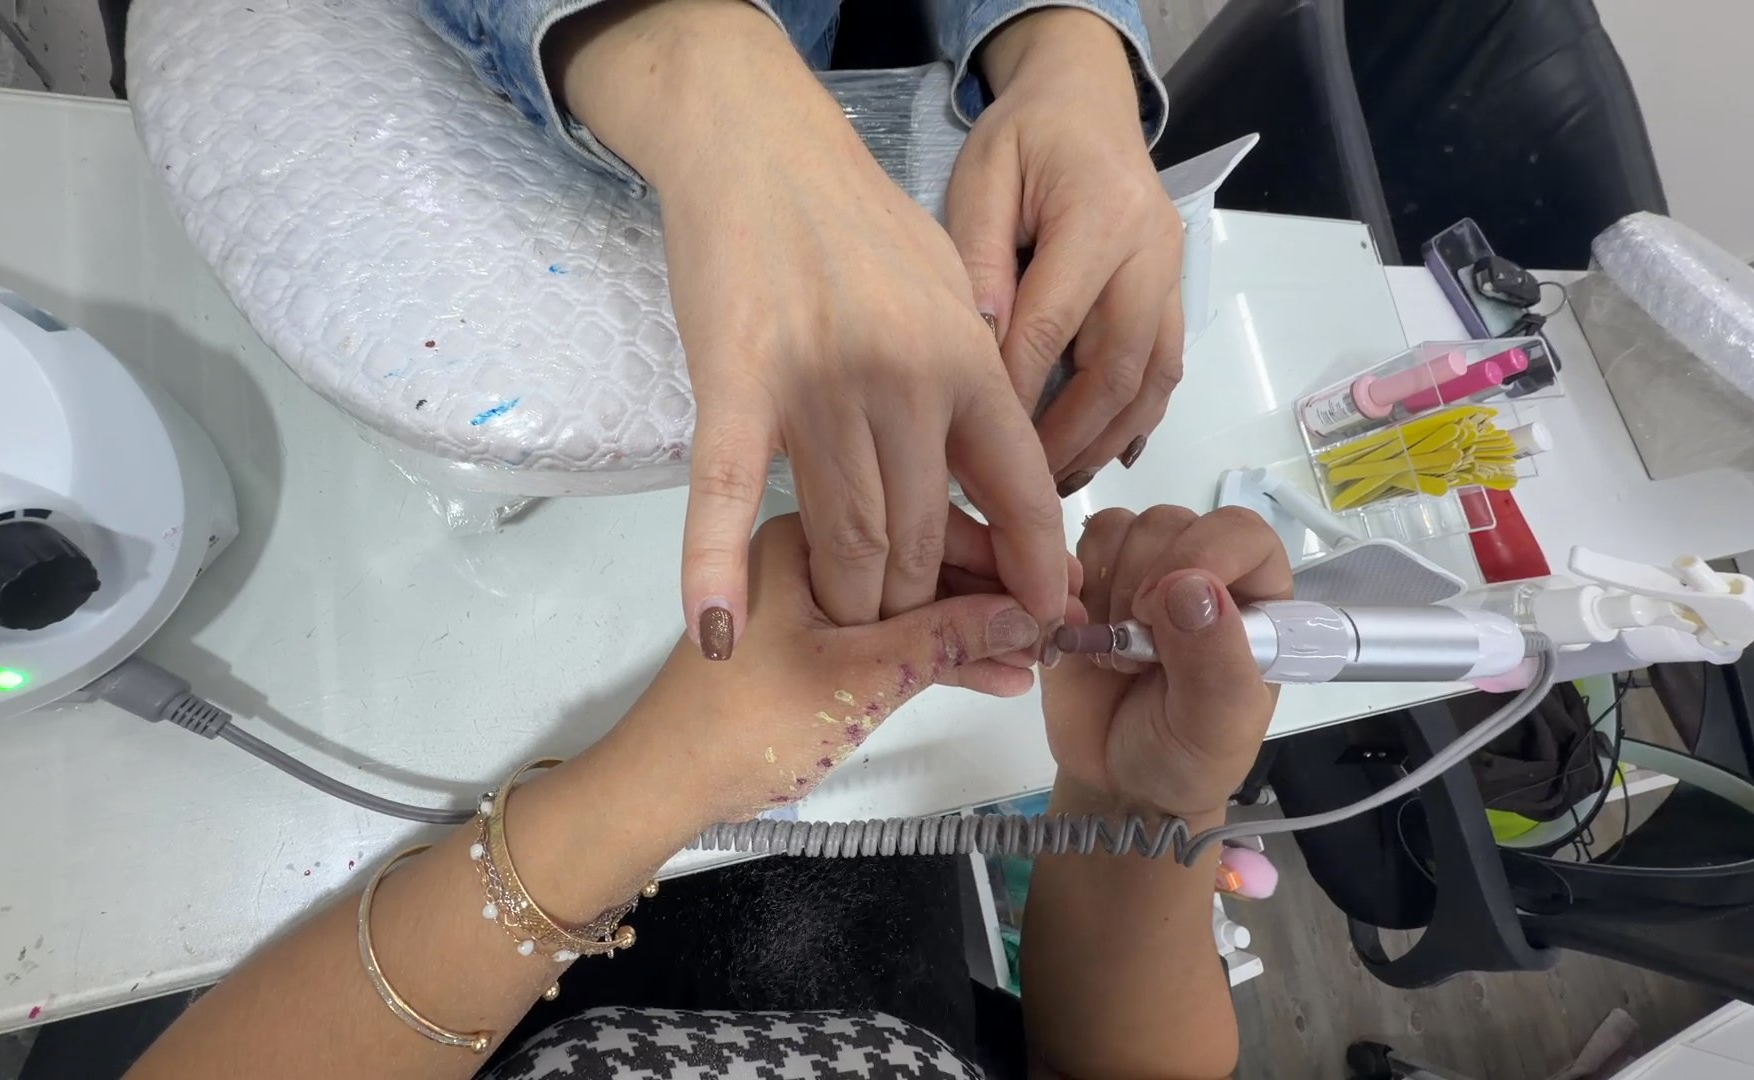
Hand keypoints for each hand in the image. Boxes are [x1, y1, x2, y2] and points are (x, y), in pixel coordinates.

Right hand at [553, 0, 1066, 660]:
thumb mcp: (951, 289)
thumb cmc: (861, 223)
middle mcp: (904, 383)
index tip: (1039, 619)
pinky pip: (726, 491)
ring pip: (844, 530)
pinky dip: (714, 566)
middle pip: (920, 530)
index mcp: (966, 359)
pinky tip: (714, 633)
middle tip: (912, 637)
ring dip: (849, 601)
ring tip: (847, 637)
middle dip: (921, 600)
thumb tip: (988, 463)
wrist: (760, 149)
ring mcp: (818, 388)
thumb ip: (977, 377)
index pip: (1016, 487)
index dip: (1031, 565)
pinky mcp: (734, 387)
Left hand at [612, 514, 1043, 822]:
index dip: (999, 563)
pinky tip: (990, 674)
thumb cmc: (751, 722)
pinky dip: (932, 658)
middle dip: (992, 604)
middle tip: (1062, 626)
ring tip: (1038, 659)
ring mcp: (816, 601)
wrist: (667, 783)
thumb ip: (945, 640)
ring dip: (969, 636)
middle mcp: (814, 555)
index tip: (1060, 587)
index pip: (922, 529)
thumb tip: (1030, 615)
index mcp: (808, 535)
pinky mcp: (817, 643)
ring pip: (909, 607)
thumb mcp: (860, 678)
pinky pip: (887, 638)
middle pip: (920, 567)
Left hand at [949, 9, 1185, 489]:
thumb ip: (980, 260)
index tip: (974, 447)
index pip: (1050, 328)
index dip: (1013, 395)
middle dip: (1066, 437)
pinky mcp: (1174, 294)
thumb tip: (982, 344)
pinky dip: (1136, 421)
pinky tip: (1102, 454)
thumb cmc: (1025, 140)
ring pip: (1151, 381)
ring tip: (1058, 484)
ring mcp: (1172, 277)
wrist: (1087, 106)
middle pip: (1115, 369)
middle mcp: (1151, 254)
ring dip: (1105, 441)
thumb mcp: (982, 180)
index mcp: (1099, 218)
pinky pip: (1166, 370)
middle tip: (1021, 488)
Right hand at [1042, 506, 1289, 817]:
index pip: (1239, 533)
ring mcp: (1136, 577)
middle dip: (1139, 586)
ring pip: (1118, 529)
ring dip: (1103, 588)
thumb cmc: (1183, 756)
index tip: (1156, 612)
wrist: (1116, 780)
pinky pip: (1071, 550)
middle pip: (1168, 525)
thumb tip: (1188, 585)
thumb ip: (1215, 660)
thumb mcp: (1217, 726)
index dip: (1198, 555)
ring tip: (1109, 651)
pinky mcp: (1084, 586)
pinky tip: (1074, 632)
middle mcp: (1197, 575)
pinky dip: (1065, 585)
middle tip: (1134, 655)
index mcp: (1251, 599)